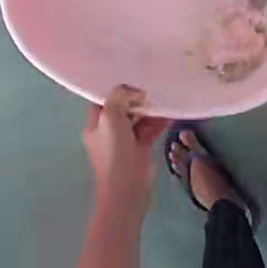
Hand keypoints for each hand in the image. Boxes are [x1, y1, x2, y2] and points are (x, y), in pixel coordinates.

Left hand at [83, 85, 169, 212]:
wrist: (127, 188)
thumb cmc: (114, 151)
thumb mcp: (110, 116)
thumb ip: (119, 97)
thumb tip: (134, 92)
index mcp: (96, 125)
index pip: (103, 102)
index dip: (115, 90)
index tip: (131, 79)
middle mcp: (109, 132)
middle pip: (123, 109)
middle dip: (136, 99)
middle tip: (151, 88)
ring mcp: (126, 141)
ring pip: (139, 119)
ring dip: (150, 110)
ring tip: (163, 98)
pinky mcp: (141, 149)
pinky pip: (150, 129)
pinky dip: (159, 122)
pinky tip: (170, 113)